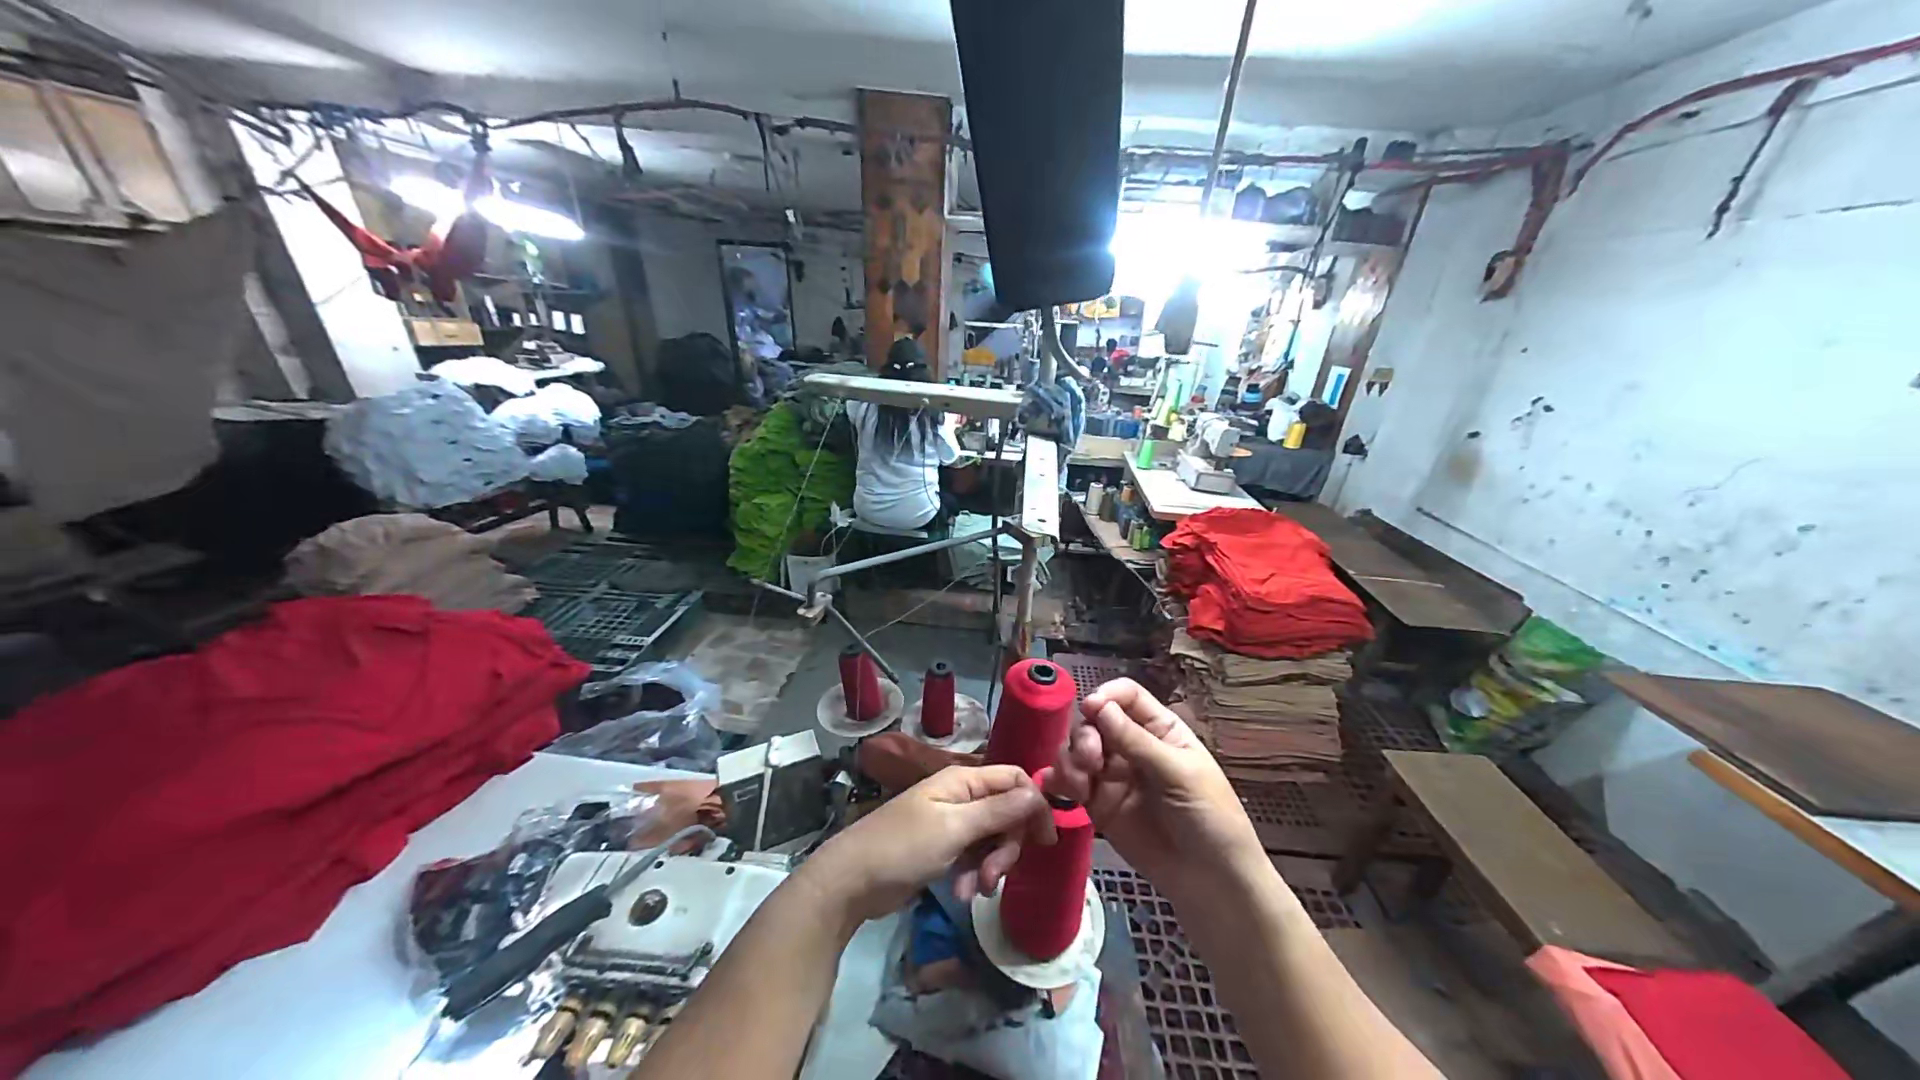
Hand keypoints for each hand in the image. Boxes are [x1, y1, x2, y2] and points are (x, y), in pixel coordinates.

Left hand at [797, 765, 1056, 925]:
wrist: (851, 881)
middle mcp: (961, 796)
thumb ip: (998, 811)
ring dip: (991, 866)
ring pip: (993, 838)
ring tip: (974, 891)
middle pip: (1007, 813)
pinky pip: (975, 856)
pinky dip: (974, 874)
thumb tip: (1038, 794)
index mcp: (963, 780)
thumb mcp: (954, 829)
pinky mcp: (944, 848)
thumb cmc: (902, 847)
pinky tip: (962, 892)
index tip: (1045, 841)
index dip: (1034, 806)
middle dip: (1007, 847)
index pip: (1015, 780)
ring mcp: (952, 823)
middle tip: (994, 876)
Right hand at [1045, 679, 1260, 894]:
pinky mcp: (1098, 804)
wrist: (1210, 882)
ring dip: (1070, 758)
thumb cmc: (1210, 818)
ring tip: (1079, 784)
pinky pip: (1071, 782)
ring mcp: (1113, 774)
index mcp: (1160, 729)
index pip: (1127, 696)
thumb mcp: (1180, 774)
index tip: (1091, 709)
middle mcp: (1132, 745)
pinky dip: (1058, 780)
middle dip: (1085, 735)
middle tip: (1089, 760)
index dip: (1107, 697)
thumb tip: (1100, 705)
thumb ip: (1137, 741)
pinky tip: (1056, 788)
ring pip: (1078, 749)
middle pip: (1095, 721)